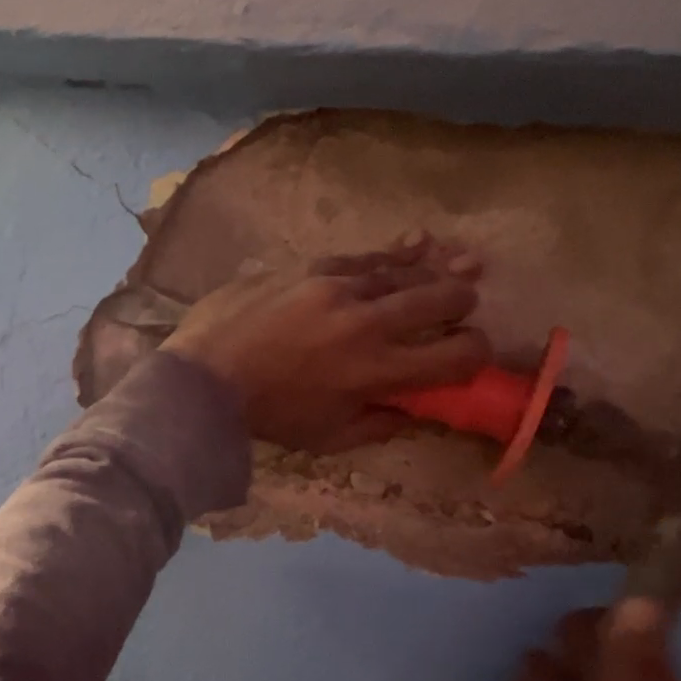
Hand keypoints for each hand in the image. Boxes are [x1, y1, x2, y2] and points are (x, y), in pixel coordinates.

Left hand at [159, 233, 489, 452]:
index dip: (476, 354)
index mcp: (378, 370)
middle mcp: (369, 322)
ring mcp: (338, 287)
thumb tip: (414, 411)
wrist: (204, 377)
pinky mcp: (310, 266)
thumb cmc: (267, 416)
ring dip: (433, 271)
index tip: (471, 355)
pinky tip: (416, 243)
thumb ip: (379, 424)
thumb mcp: (327, 437)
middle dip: (461, 303)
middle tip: (463, 306)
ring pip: (404, 270)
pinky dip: (393, 252)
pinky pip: (364, 255)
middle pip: (441, 299)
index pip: (456, 356)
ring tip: (453, 267)